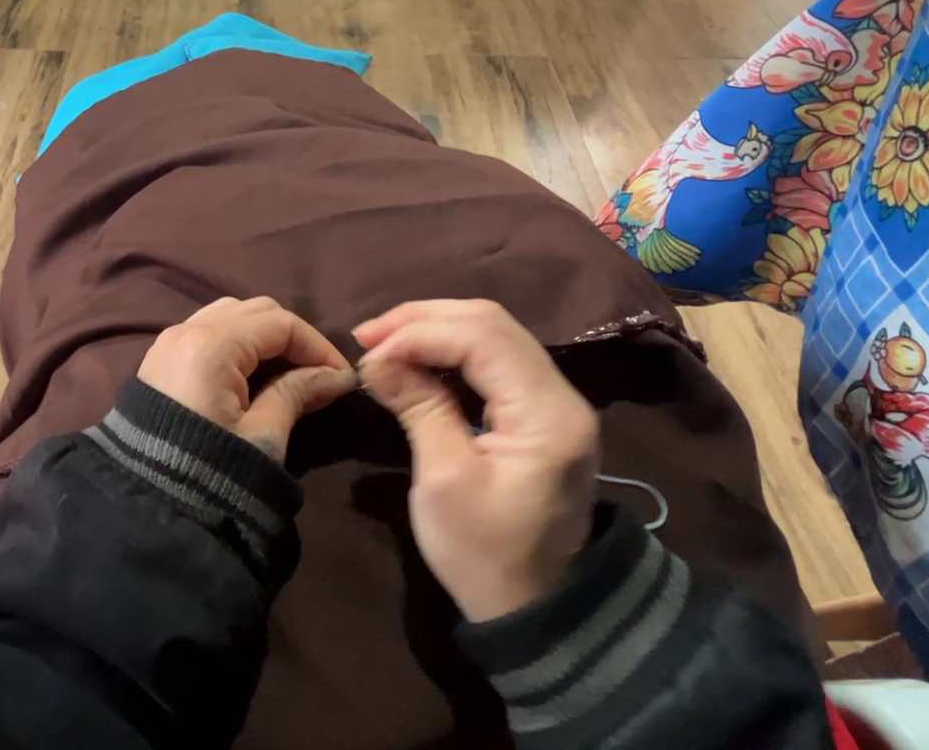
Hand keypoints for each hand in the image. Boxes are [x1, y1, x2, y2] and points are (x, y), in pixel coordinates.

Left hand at [138, 297, 355, 461]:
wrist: (144, 506)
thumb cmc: (208, 471)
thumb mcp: (261, 437)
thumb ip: (297, 394)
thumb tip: (336, 377)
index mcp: (212, 344)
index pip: (280, 323)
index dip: (318, 346)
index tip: (341, 377)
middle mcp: (187, 330)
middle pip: (255, 310)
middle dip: (292, 337)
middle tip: (318, 374)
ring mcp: (169, 341)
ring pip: (230, 315)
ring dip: (263, 336)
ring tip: (288, 372)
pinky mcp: (160, 359)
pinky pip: (207, 330)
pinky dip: (236, 342)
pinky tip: (253, 373)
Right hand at [355, 300, 599, 621]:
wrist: (535, 608)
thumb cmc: (485, 554)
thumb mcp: (444, 481)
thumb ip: (417, 407)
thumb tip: (374, 359)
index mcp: (547, 414)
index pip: (482, 338)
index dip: (419, 334)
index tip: (368, 352)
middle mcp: (562, 394)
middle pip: (490, 323)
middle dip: (423, 320)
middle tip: (367, 336)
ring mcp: (554, 399)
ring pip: (492, 333)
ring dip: (433, 328)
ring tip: (382, 341)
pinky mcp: (539, 409)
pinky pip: (493, 357)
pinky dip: (449, 348)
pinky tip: (414, 355)